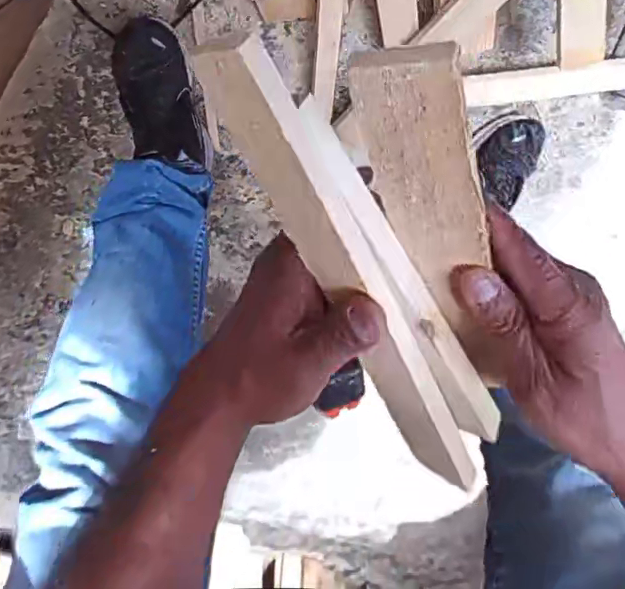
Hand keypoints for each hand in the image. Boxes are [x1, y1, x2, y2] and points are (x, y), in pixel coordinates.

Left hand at [179, 235, 382, 427]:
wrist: (220, 397)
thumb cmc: (258, 377)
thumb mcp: (308, 362)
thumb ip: (343, 335)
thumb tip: (376, 310)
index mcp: (289, 263)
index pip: (332, 228)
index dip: (366, 235)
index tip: (399, 253)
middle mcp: (285, 260)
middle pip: (338, 250)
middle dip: (368, 273)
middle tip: (404, 293)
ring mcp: (285, 278)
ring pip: (334, 273)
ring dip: (357, 298)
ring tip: (391, 316)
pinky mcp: (287, 297)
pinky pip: (324, 290)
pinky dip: (341, 309)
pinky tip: (363, 334)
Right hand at [451, 207, 624, 481]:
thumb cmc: (586, 419)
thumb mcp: (536, 382)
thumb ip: (505, 326)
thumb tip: (469, 276)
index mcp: (569, 302)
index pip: (519, 247)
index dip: (480, 221)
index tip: (439, 202)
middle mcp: (571, 282)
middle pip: (512, 245)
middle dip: (466, 235)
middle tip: (417, 231)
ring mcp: (567, 286)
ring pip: (512, 257)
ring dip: (474, 255)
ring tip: (428, 253)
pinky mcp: (559, 295)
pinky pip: (518, 272)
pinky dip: (488, 273)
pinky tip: (461, 283)